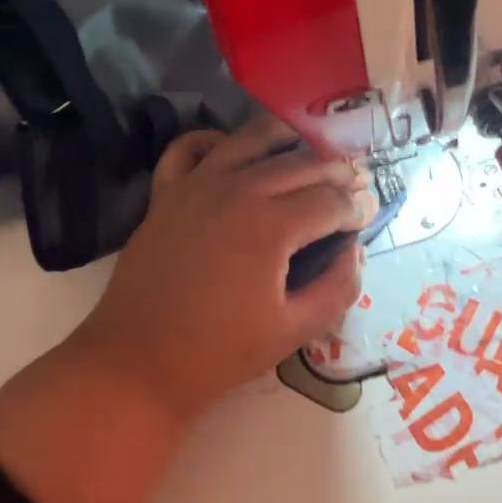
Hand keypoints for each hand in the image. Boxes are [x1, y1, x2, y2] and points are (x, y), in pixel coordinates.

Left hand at [0, 116, 374, 502]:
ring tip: (308, 153)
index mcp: (271, 225)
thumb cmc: (219, 352)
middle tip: (352, 184)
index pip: (329, 200)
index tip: (364, 219)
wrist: (138, 362)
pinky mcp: (165, 193)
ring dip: (287, 141)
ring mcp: (195, 185)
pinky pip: (190, 147)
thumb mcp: (293, 330)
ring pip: (251, 140)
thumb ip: (337, 288)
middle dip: (334, 171)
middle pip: (299, 163)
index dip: (355, 207)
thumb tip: (353, 251)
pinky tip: (234, 153)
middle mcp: (236, 190)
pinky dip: (217, 141)